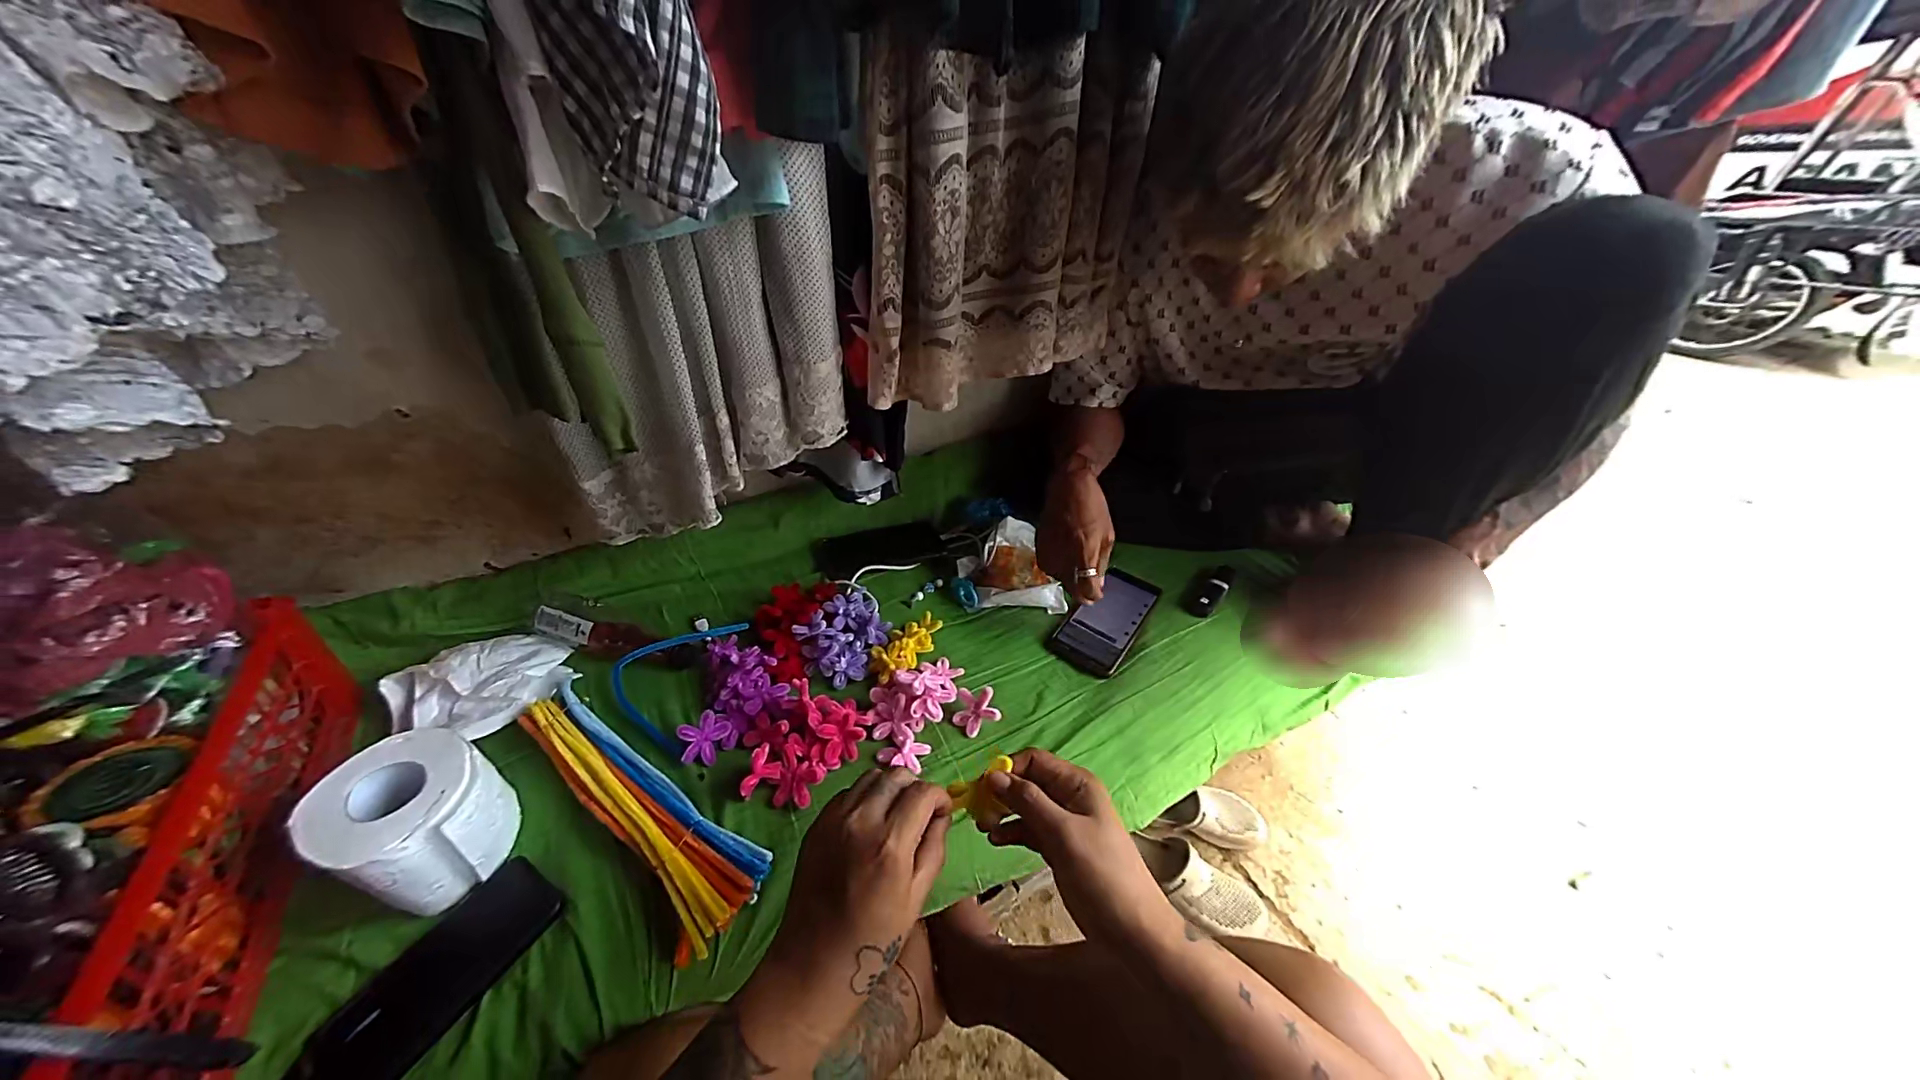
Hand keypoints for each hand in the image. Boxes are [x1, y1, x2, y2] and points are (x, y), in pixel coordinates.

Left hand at [765, 770, 951, 996]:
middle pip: (897, 776)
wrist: (814, 960)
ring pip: (871, 778)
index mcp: (890, 843)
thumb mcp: (918, 896)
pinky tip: (869, 825)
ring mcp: (834, 819)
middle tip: (920, 812)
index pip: (923, 792)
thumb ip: (933, 847)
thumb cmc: (874, 938)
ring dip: (889, 788)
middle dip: (915, 788)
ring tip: (894, 815)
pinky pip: (848, 793)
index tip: (942, 812)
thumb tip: (939, 815)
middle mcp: (861, 821)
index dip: (940, 797)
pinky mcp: (817, 824)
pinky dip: (865, 798)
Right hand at [982, 749, 1174, 943]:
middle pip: (1027, 782)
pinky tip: (996, 841)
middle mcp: (1070, 797)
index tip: (983, 789)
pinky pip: (1028, 829)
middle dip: (1002, 793)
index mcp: (1077, 784)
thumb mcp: (1063, 833)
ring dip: (1003, 813)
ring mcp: (1064, 823)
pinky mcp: (1058, 846)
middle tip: (980, 812)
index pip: (1035, 761)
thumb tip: (993, 776)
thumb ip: (1028, 801)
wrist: (1132, 929)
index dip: (1008, 770)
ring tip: (985, 829)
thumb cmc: (1102, 874)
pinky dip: (1011, 832)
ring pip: (1025, 806)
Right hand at [1037, 463, 1114, 602]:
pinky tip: (1066, 553)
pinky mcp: (1038, 550)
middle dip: (1082, 590)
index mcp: (1084, 557)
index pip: (1087, 592)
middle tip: (1089, 583)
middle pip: (1071, 590)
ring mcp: (1048, 556)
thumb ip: (1102, 564)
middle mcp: (1063, 560)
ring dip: (1070, 577)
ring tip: (1077, 559)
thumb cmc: (1092, 508)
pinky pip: (1050, 568)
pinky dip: (1059, 566)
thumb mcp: (1107, 536)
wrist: (1067, 488)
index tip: (1097, 594)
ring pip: (1060, 579)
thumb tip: (1097, 586)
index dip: (1093, 596)